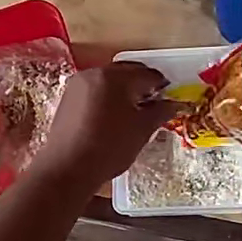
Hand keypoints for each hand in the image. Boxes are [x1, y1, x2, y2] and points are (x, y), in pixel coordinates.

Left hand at [26, 61, 179, 192]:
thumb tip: (174, 103)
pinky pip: (95, 90)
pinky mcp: (67, 97)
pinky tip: (113, 116)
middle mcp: (95, 73)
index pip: (148, 74)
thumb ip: (160, 112)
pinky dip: (107, 97)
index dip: (162, 86)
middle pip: (126, 72)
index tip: (169, 98)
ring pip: (109, 80)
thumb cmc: (109, 148)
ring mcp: (78, 84)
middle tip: (154, 103)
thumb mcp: (141, 130)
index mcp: (116, 77)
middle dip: (142, 85)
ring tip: (134, 111)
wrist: (67, 168)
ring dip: (124, 90)